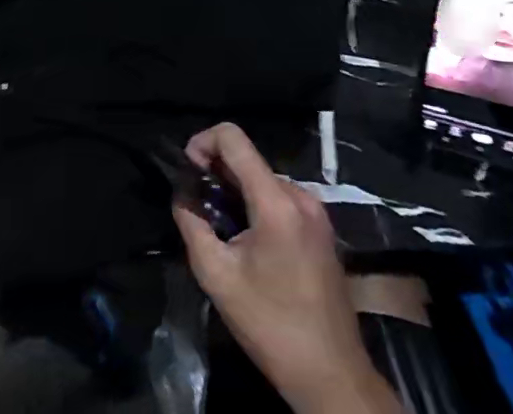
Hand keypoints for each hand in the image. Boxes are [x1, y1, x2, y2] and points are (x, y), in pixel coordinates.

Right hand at [173, 124, 403, 413]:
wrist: (331, 373)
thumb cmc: (270, 324)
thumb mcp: (216, 275)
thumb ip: (192, 224)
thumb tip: (181, 195)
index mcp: (276, 202)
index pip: (234, 139)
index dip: (203, 142)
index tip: (187, 170)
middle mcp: (301, 196)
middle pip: (248, 159)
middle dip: (215, 172)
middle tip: (195, 203)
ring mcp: (316, 211)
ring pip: (262, 179)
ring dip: (234, 190)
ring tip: (217, 225)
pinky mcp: (321, 228)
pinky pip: (279, 198)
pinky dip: (254, 204)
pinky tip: (243, 237)